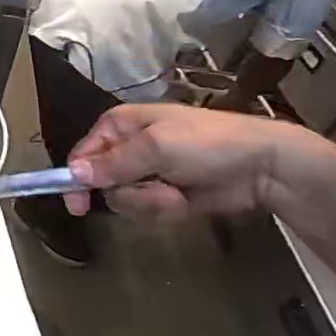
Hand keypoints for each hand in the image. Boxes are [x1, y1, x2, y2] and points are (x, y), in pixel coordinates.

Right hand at [62, 104, 335, 223]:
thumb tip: (74, 172)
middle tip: (156, 190)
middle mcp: (127, 148)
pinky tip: (185, 201)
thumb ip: (114, 162)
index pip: (83, 154)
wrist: (262, 166)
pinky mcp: (164, 195)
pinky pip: (145, 210)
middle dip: (128, 192)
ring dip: (149, 203)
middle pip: (101, 182)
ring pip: (123, 200)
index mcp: (119, 126)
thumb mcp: (157, 147)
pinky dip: (164, 210)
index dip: (76, 179)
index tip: (77, 205)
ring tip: (177, 194)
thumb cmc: (208, 143)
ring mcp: (146, 173)